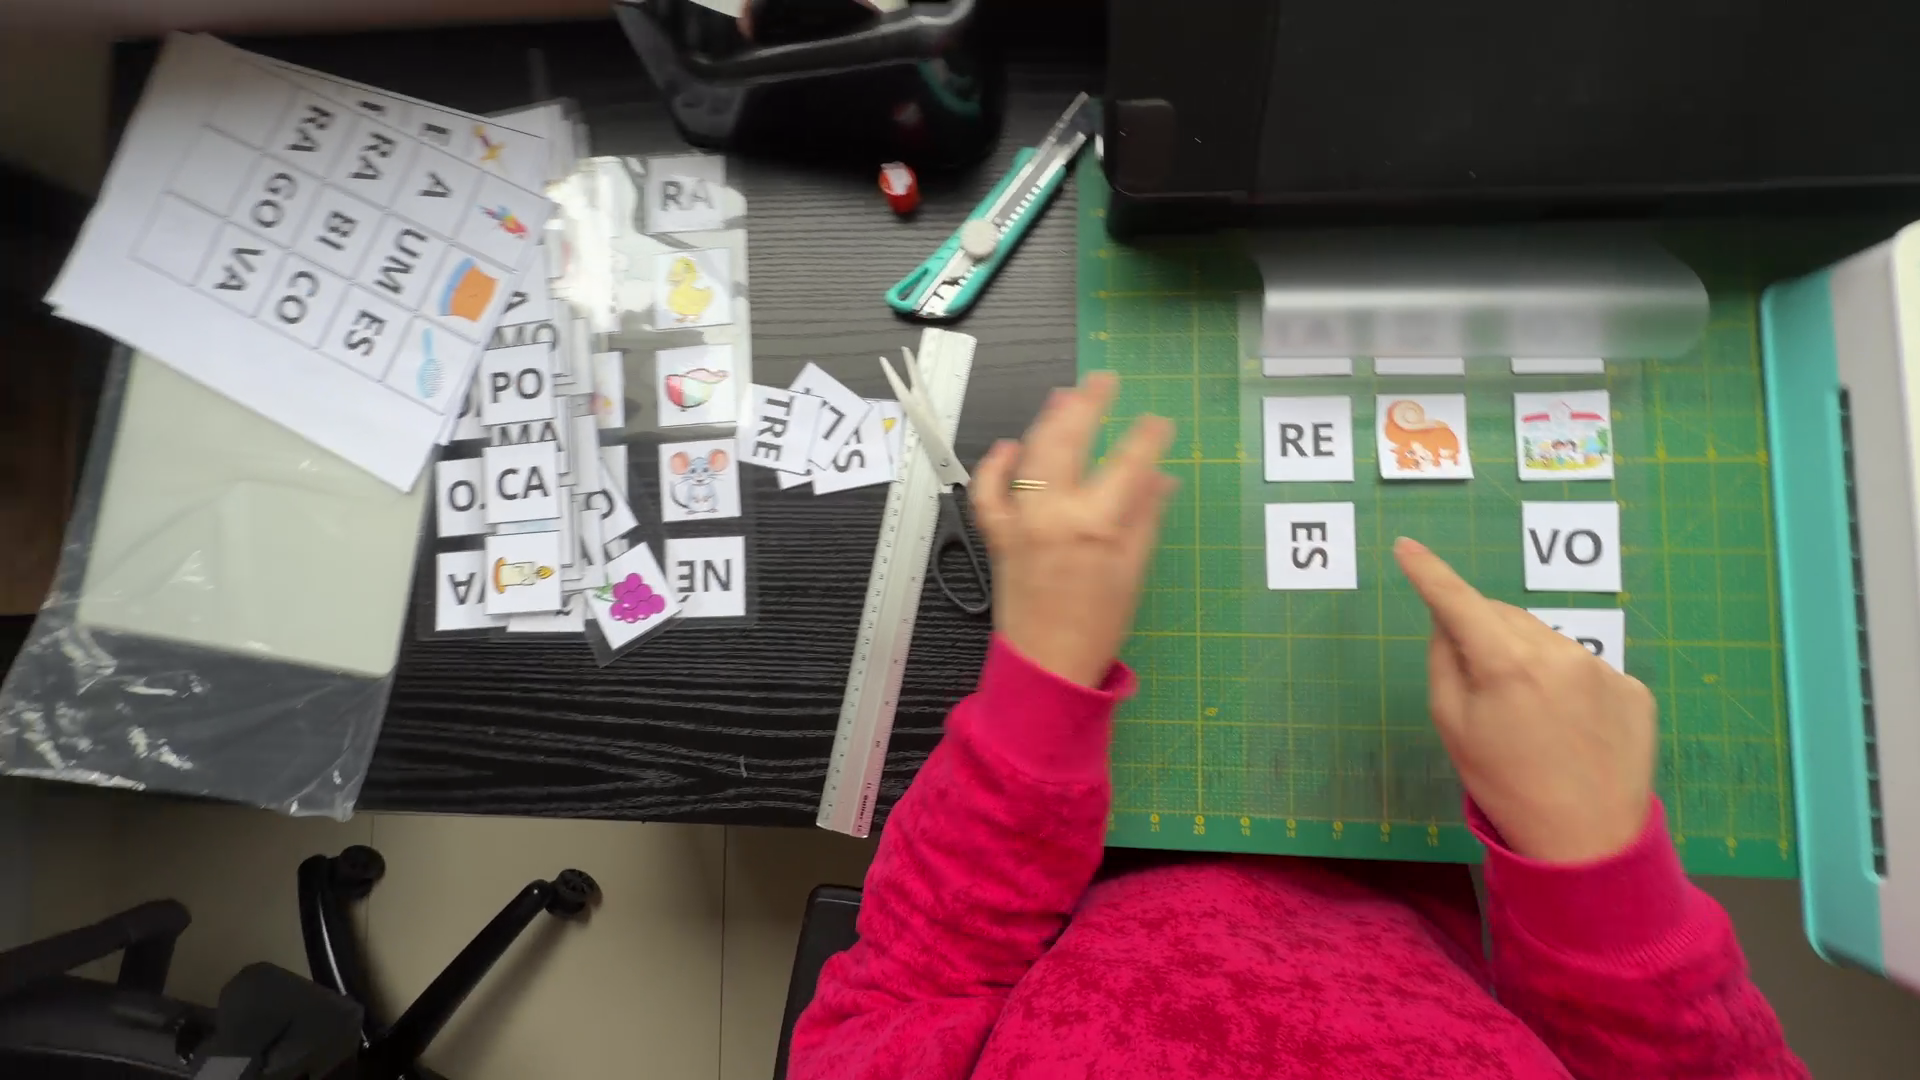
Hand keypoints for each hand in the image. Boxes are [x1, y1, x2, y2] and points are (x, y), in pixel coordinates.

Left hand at [971, 373, 1177, 686]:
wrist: (1047, 664)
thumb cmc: (1097, 625)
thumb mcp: (1134, 570)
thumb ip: (1145, 516)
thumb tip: (1161, 476)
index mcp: (1097, 524)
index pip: (1129, 463)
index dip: (1148, 437)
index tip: (1159, 423)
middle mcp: (1054, 513)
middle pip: (1069, 441)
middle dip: (1088, 404)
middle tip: (1103, 382)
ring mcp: (1020, 521)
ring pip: (1030, 455)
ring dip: (1046, 421)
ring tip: (1064, 397)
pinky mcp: (998, 534)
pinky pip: (988, 493)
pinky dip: (995, 467)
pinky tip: (1008, 447)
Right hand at [1393, 537, 1656, 863]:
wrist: (1585, 839)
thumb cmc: (1499, 780)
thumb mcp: (1450, 721)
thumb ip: (1444, 660)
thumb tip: (1449, 622)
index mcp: (1506, 664)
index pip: (1457, 602)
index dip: (1428, 573)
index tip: (1406, 547)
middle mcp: (1558, 653)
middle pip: (1501, 615)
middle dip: (1480, 629)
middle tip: (1476, 678)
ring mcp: (1603, 670)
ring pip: (1541, 637)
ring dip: (1521, 653)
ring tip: (1526, 710)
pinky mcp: (1634, 689)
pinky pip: (1579, 664)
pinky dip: (1560, 677)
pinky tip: (1563, 720)